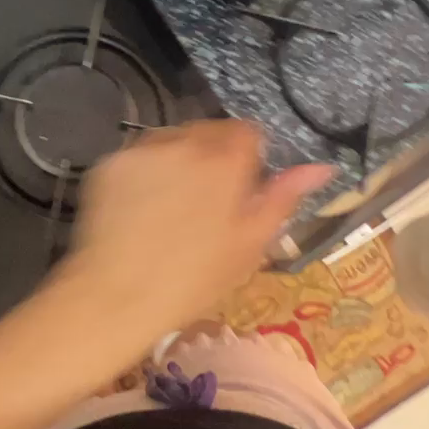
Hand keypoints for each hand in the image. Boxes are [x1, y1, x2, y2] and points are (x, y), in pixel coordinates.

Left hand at [56, 120, 331, 342]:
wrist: (117, 297)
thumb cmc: (193, 281)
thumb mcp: (249, 245)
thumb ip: (283, 198)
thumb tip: (320, 167)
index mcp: (226, 160)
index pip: (248, 132)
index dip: (249, 158)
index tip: (242, 187)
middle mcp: (184, 142)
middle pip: (208, 132)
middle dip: (212, 158)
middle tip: (206, 204)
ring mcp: (141, 150)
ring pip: (170, 141)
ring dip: (178, 161)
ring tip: (170, 208)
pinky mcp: (108, 163)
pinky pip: (137, 158)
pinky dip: (143, 175)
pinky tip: (141, 211)